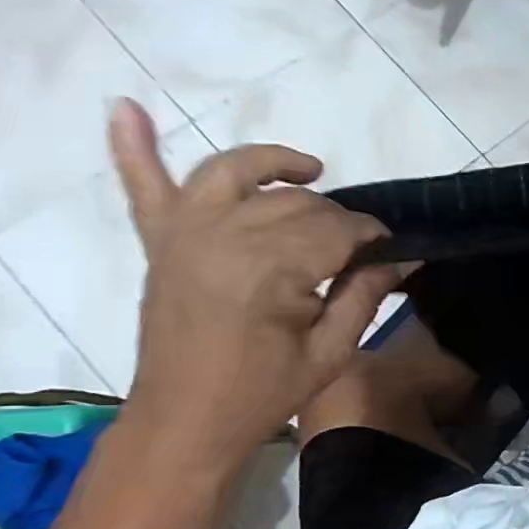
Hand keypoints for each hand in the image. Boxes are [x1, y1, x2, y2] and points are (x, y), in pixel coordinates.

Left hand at [109, 99, 404, 467]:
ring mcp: (185, 231)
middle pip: (296, 202)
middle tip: (358, 248)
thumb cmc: (263, 394)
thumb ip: (364, 297)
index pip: (337, 230)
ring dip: (275, 164)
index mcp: (272, 268)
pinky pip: (144, 184)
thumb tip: (403, 259)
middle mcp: (226, 234)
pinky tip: (125, 107)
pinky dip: (134, 146)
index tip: (391, 249)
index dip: (372, 236)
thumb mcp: (330, 354)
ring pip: (238, 173)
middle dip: (336, 218)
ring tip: (310, 170)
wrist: (186, 421)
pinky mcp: (159, 241)